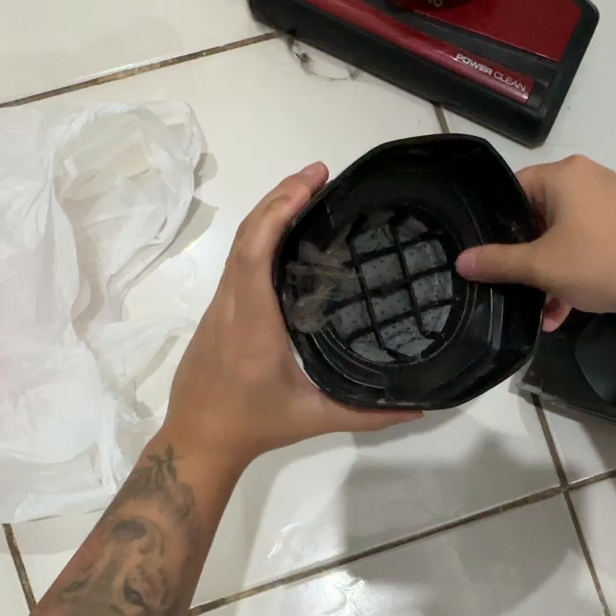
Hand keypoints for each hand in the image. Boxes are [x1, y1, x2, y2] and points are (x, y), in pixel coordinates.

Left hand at [162, 163, 422, 468]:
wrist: (197, 440)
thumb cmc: (254, 427)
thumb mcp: (315, 420)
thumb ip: (368, 414)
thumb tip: (418, 409)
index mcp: (253, 325)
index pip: (255, 252)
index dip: (279, 210)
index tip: (312, 183)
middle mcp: (231, 307)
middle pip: (246, 236)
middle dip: (280, 197)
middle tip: (321, 175)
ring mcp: (218, 308)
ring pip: (238, 247)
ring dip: (268, 214)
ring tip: (308, 195)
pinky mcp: (216, 315)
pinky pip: (236, 264)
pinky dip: (260, 238)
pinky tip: (286, 238)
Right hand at [454, 155, 615, 330]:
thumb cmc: (602, 263)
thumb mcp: (541, 267)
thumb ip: (498, 263)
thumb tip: (461, 261)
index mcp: (564, 175)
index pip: (513, 188)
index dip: (495, 223)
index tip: (485, 256)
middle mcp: (588, 180)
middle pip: (537, 217)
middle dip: (523, 258)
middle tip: (508, 286)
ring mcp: (611, 205)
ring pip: (562, 239)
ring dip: (547, 276)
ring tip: (539, 311)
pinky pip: (586, 249)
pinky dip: (572, 277)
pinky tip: (562, 314)